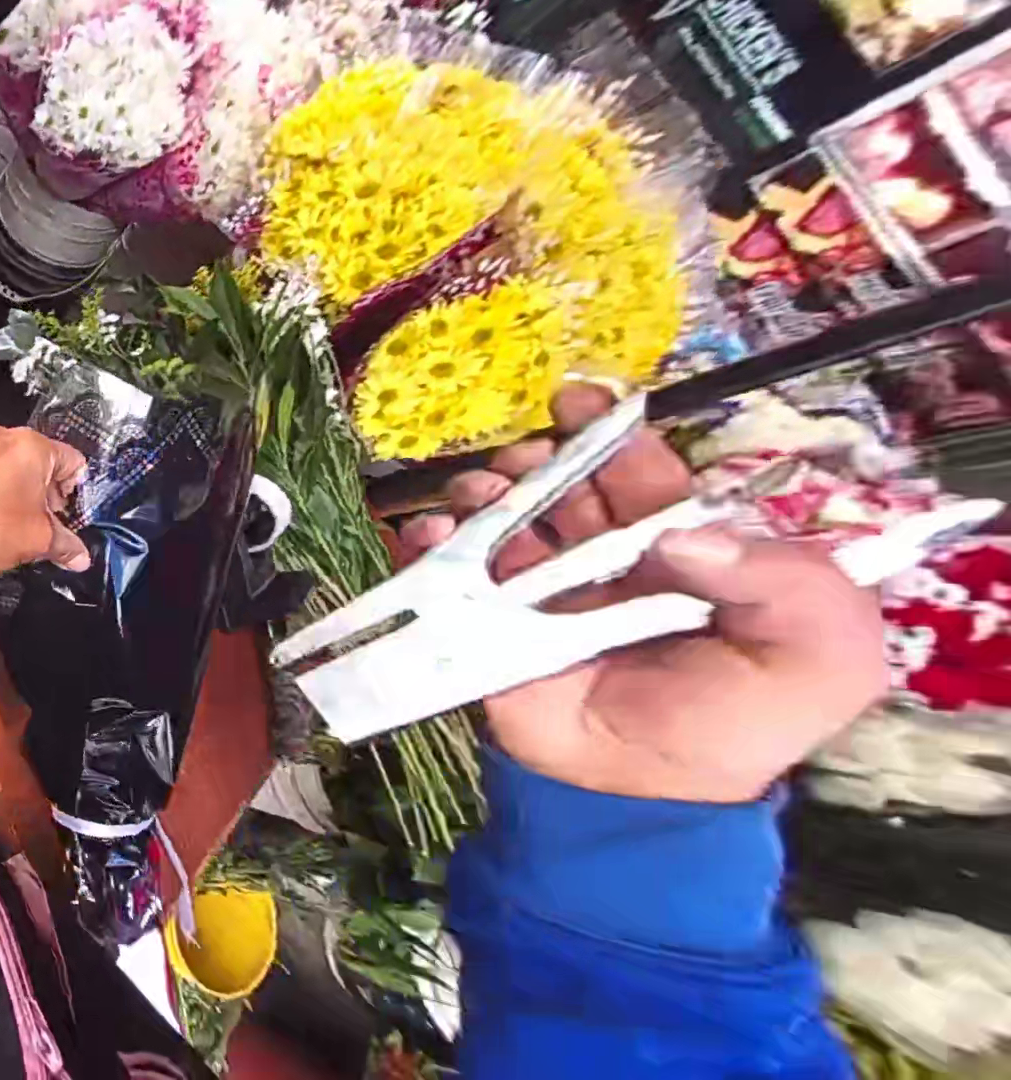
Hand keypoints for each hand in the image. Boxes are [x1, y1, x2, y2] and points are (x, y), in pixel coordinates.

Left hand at [0, 424, 91, 579]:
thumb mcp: (41, 540)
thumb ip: (67, 545)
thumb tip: (80, 556)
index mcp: (34, 447)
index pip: (73, 462)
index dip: (75, 491)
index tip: (67, 513)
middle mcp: (5, 436)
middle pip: (42, 458)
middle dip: (47, 487)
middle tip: (45, 518)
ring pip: (12, 456)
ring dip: (19, 478)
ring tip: (16, 510)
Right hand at [399, 385, 887, 803]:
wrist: (626, 790)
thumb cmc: (725, 722)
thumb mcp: (815, 659)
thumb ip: (791, 587)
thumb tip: (681, 537)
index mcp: (668, 554)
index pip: (639, 480)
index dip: (611, 437)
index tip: (577, 401)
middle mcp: (592, 560)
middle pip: (555, 490)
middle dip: (532, 462)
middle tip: (517, 460)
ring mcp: (526, 588)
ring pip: (494, 521)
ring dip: (478, 496)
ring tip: (474, 494)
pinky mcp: (475, 616)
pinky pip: (441, 571)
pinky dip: (425, 544)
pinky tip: (426, 533)